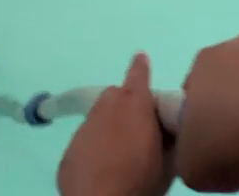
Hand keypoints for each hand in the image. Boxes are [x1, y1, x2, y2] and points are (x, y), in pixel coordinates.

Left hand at [57, 53, 172, 195]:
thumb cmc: (142, 180)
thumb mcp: (169, 159)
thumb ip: (169, 135)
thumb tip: (172, 128)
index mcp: (136, 102)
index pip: (138, 73)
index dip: (140, 68)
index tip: (141, 59)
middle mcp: (107, 107)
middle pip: (115, 97)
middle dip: (124, 107)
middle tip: (134, 132)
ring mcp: (83, 129)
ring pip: (96, 122)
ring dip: (106, 132)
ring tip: (116, 158)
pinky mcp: (67, 155)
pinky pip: (83, 146)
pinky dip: (91, 154)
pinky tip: (99, 173)